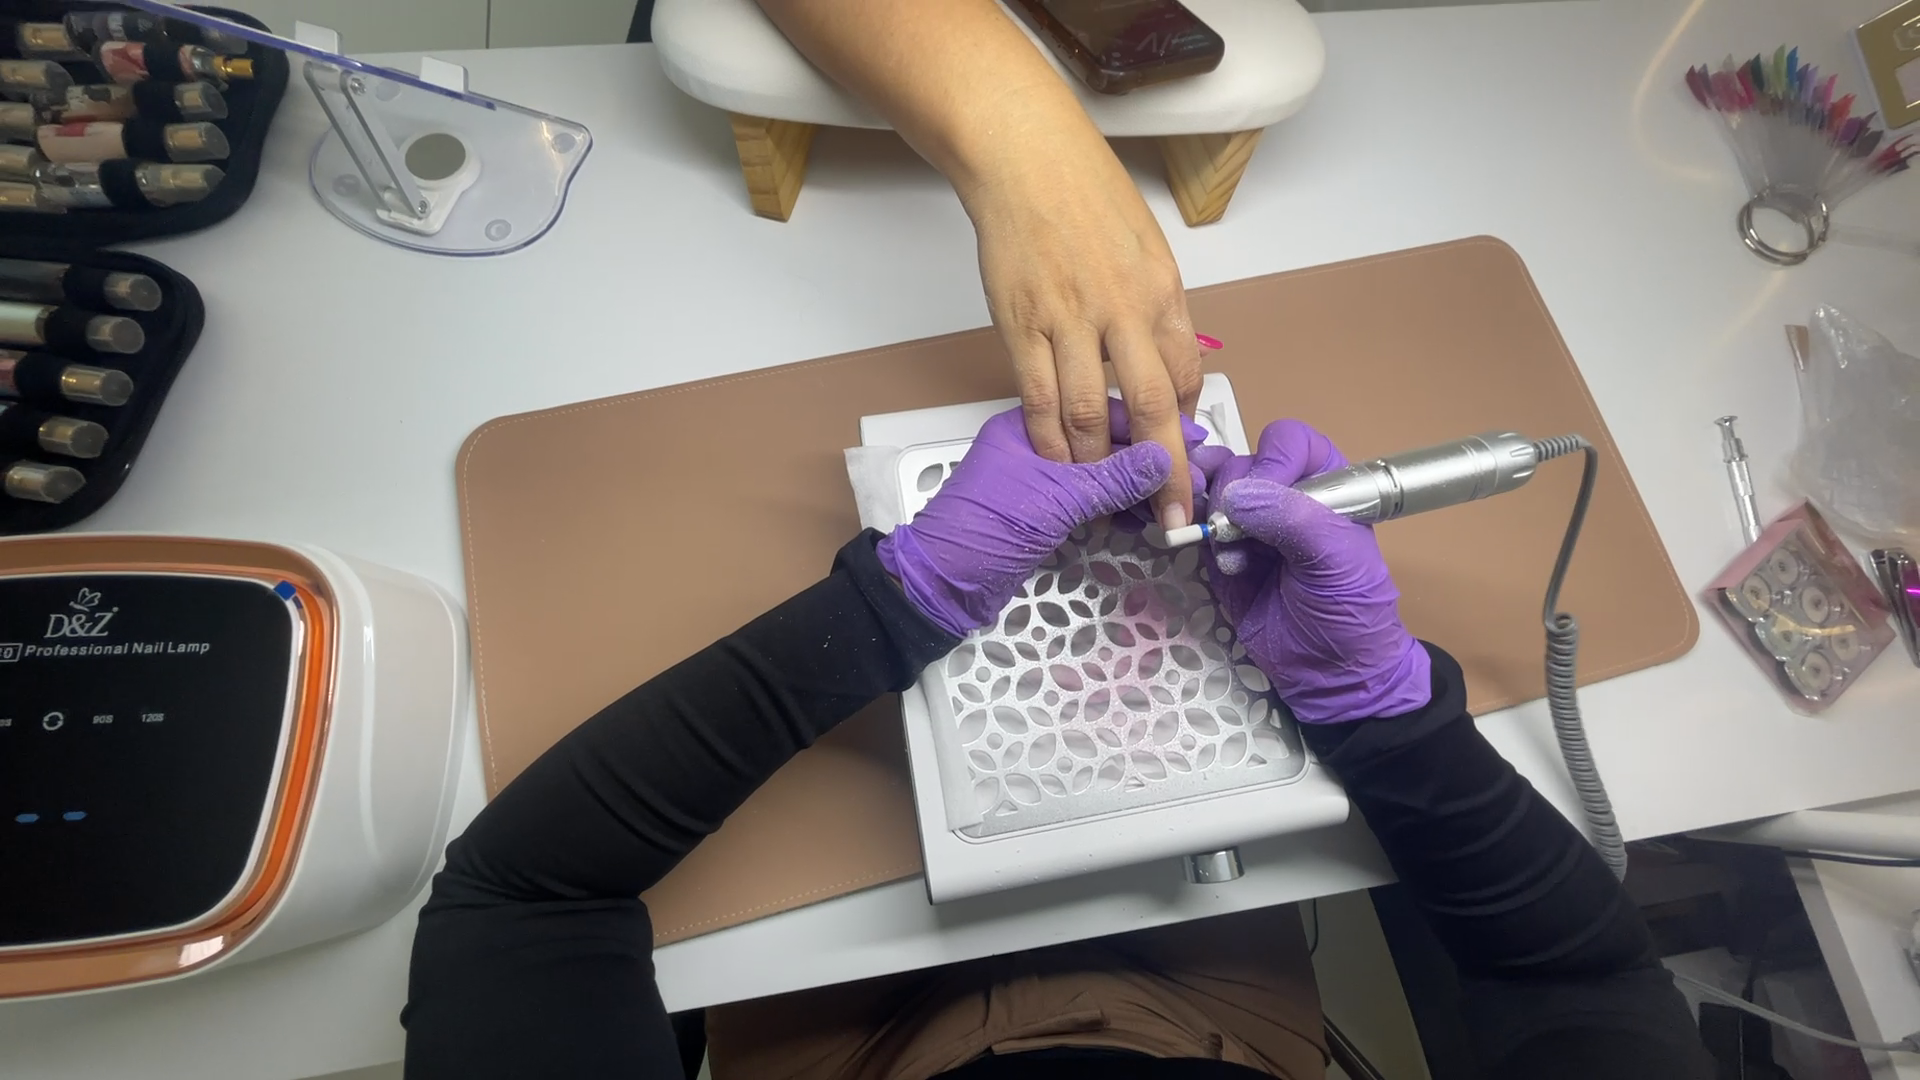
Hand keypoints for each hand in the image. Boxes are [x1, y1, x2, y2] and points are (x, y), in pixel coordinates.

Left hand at [878, 401, 1179, 636]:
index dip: (1149, 428)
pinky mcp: (1041, 512)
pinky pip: (1088, 500)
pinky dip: (1115, 507)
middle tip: (1195, 475)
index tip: (1193, 441)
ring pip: (1098, 474)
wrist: (944, 584)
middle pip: (1103, 442)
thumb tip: (1166, 457)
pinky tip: (1145, 517)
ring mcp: (1039, 480)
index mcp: (1030, 423)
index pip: (1101, 411)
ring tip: (1176, 500)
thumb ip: (1111, 478)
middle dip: (1148, 461)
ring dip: (1135, 487)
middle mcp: (1036, 445)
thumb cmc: (990, 530)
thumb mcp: (1054, 500)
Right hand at [965, 137, 1202, 533]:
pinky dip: (1049, 439)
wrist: (1025, 162)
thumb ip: (1157, 312)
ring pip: (1088, 414)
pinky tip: (1057, 462)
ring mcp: (1069, 321)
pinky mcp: (1022, 328)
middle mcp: (1123, 311)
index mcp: (1162, 291)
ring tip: (1099, 495)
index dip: (1184, 427)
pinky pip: (1038, 399)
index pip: (1185, 375)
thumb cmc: (1089, 198)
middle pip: (1149, 407)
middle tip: (1169, 518)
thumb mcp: (1147, 249)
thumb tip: (1161, 369)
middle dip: (1163, 473)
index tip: (1180, 460)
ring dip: (1095, 465)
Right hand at [1202, 420, 1431, 722]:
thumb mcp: (1337, 564)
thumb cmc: (1346, 614)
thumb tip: (1236, 495)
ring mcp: (1248, 522)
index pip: (1288, 442)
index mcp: (1326, 484)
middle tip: (1233, 531)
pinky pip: (1194, 519)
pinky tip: (1205, 550)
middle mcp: (1283, 494)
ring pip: (1210, 486)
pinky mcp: (1219, 548)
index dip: (1270, 463)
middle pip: (1239, 460)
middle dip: (1230, 491)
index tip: (1261, 501)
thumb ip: (1296, 520)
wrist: (1324, 674)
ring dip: (1206, 508)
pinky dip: (1189, 527)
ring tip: (1218, 543)